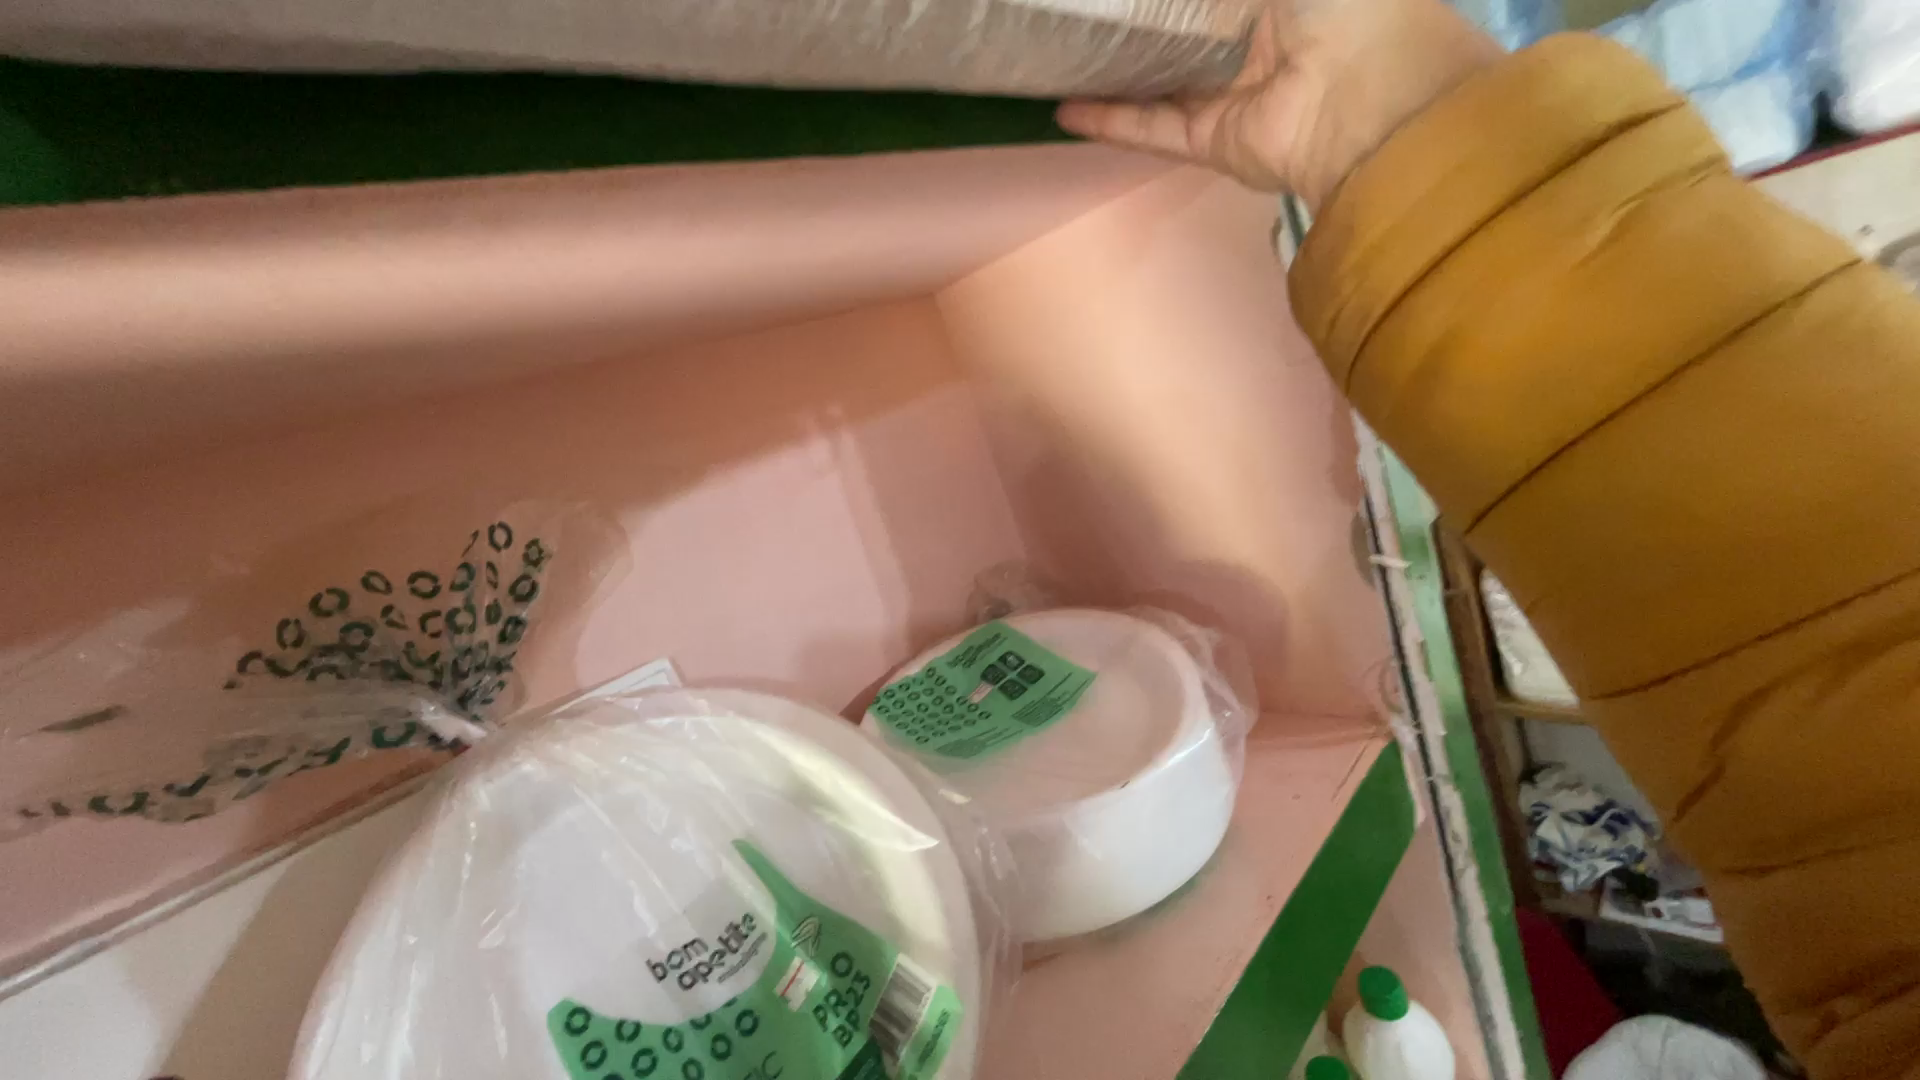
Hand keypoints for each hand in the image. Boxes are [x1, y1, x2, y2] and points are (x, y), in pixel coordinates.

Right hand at [1056, 0, 1503, 209]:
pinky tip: (1064, 109)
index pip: (1202, 1)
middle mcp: (1248, 42)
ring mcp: (1225, 97)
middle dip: (1130, 26)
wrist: (1367, 93)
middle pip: (1175, 37)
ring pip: (1155, 84)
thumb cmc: (1340, 3)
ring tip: (1058, 58)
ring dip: (1109, 75)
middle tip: (1079, 17)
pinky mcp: (1208, 143)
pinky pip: (1149, 127)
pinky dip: (1108, 120)